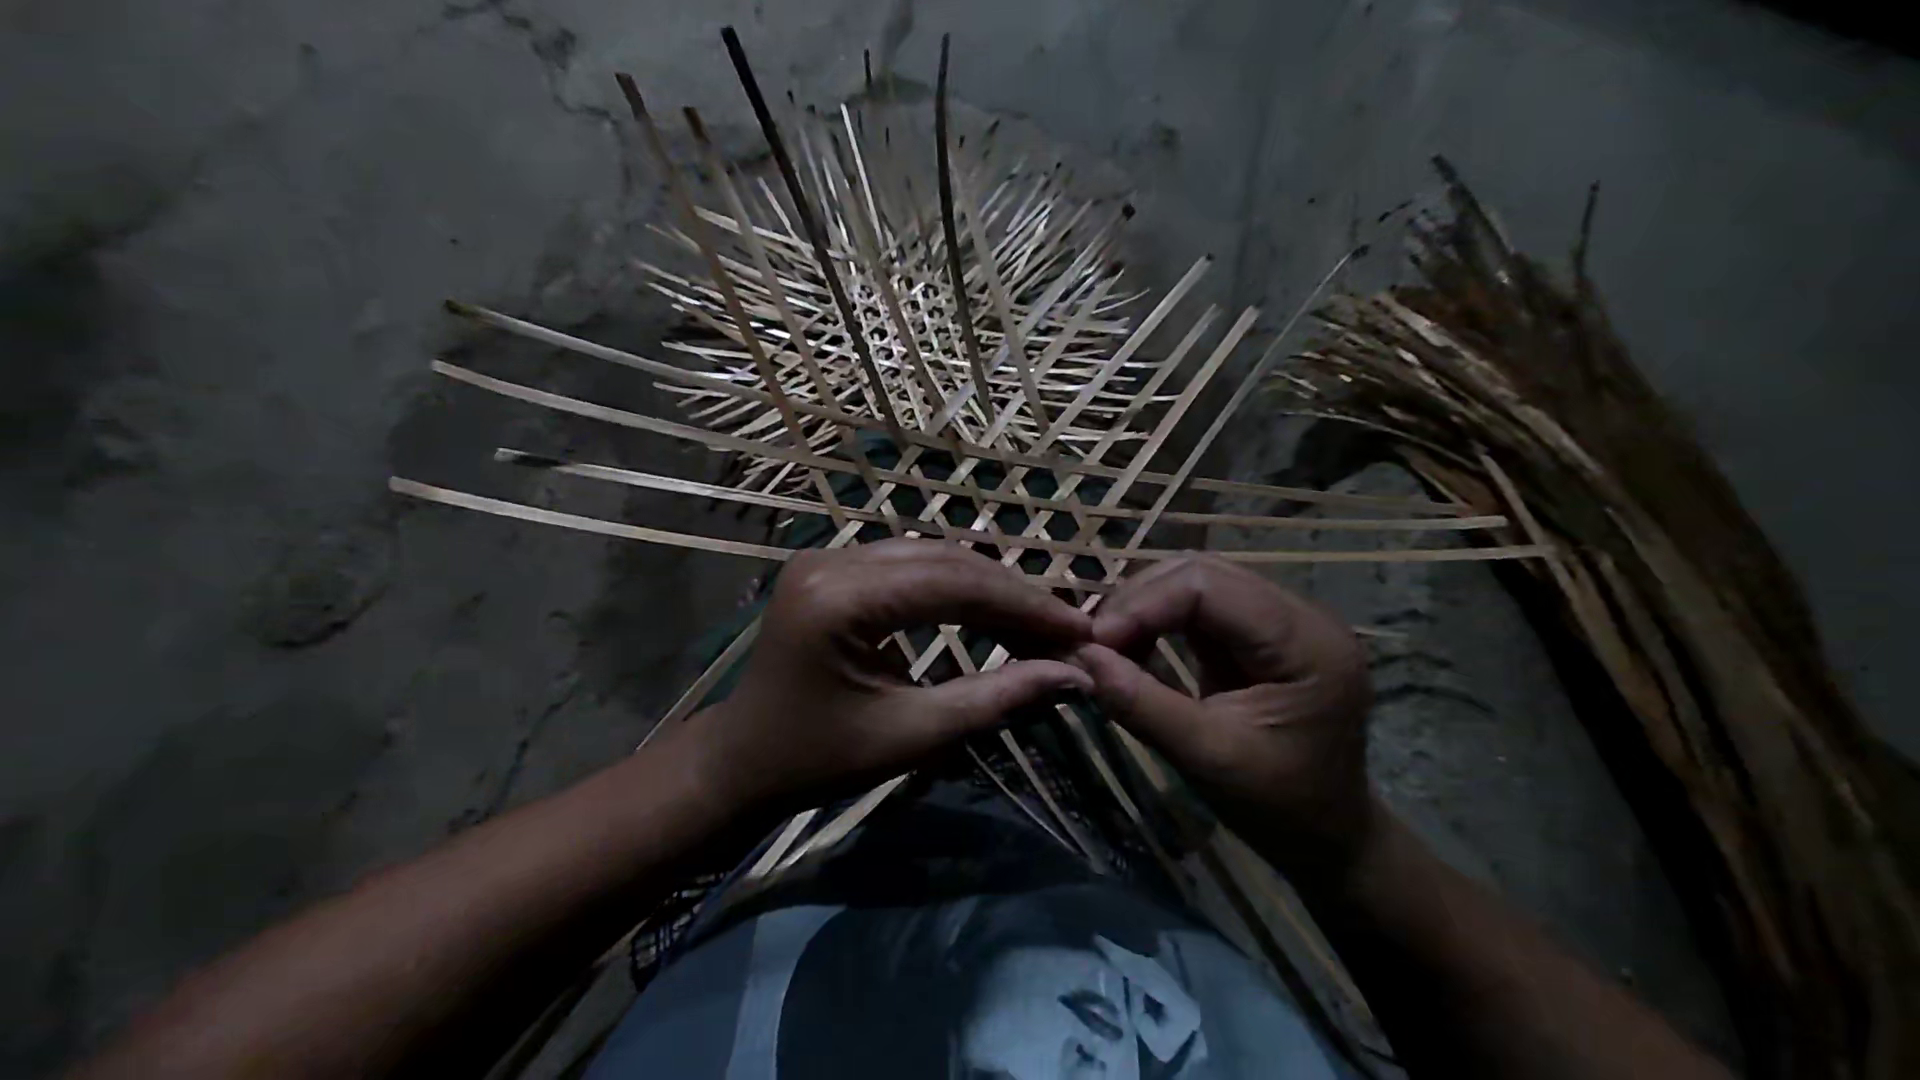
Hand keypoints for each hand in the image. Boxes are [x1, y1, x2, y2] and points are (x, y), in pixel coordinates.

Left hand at [683, 539, 1094, 814]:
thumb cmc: (818, 758)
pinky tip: (990, 613)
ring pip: (933, 556)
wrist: (743, 759)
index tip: (1079, 630)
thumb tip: (1074, 677)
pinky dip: (957, 588)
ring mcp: (828, 556)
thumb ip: (995, 699)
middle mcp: (831, 560)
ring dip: (990, 588)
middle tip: (1065, 631)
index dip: (1024, 605)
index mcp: (840, 599)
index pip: (954, 584)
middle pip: (947, 560)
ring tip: (1037, 625)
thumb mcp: (912, 735)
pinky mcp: (833, 566)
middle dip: (1012, 594)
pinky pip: (911, 565)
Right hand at [1072, 557, 1373, 872]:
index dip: (1143, 604)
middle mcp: (1301, 615)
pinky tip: (1134, 645)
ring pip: (1197, 581)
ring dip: (1145, 606)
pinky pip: (1201, 605)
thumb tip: (1081, 656)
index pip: (1209, 586)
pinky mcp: (1261, 632)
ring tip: (1108, 643)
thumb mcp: (1205, 757)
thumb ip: (1142, 704)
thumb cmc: (1277, 804)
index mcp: (1306, 643)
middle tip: (1094, 642)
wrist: (1326, 835)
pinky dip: (1159, 619)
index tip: (1094, 643)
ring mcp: (1282, 620)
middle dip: (1139, 600)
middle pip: (1203, 572)